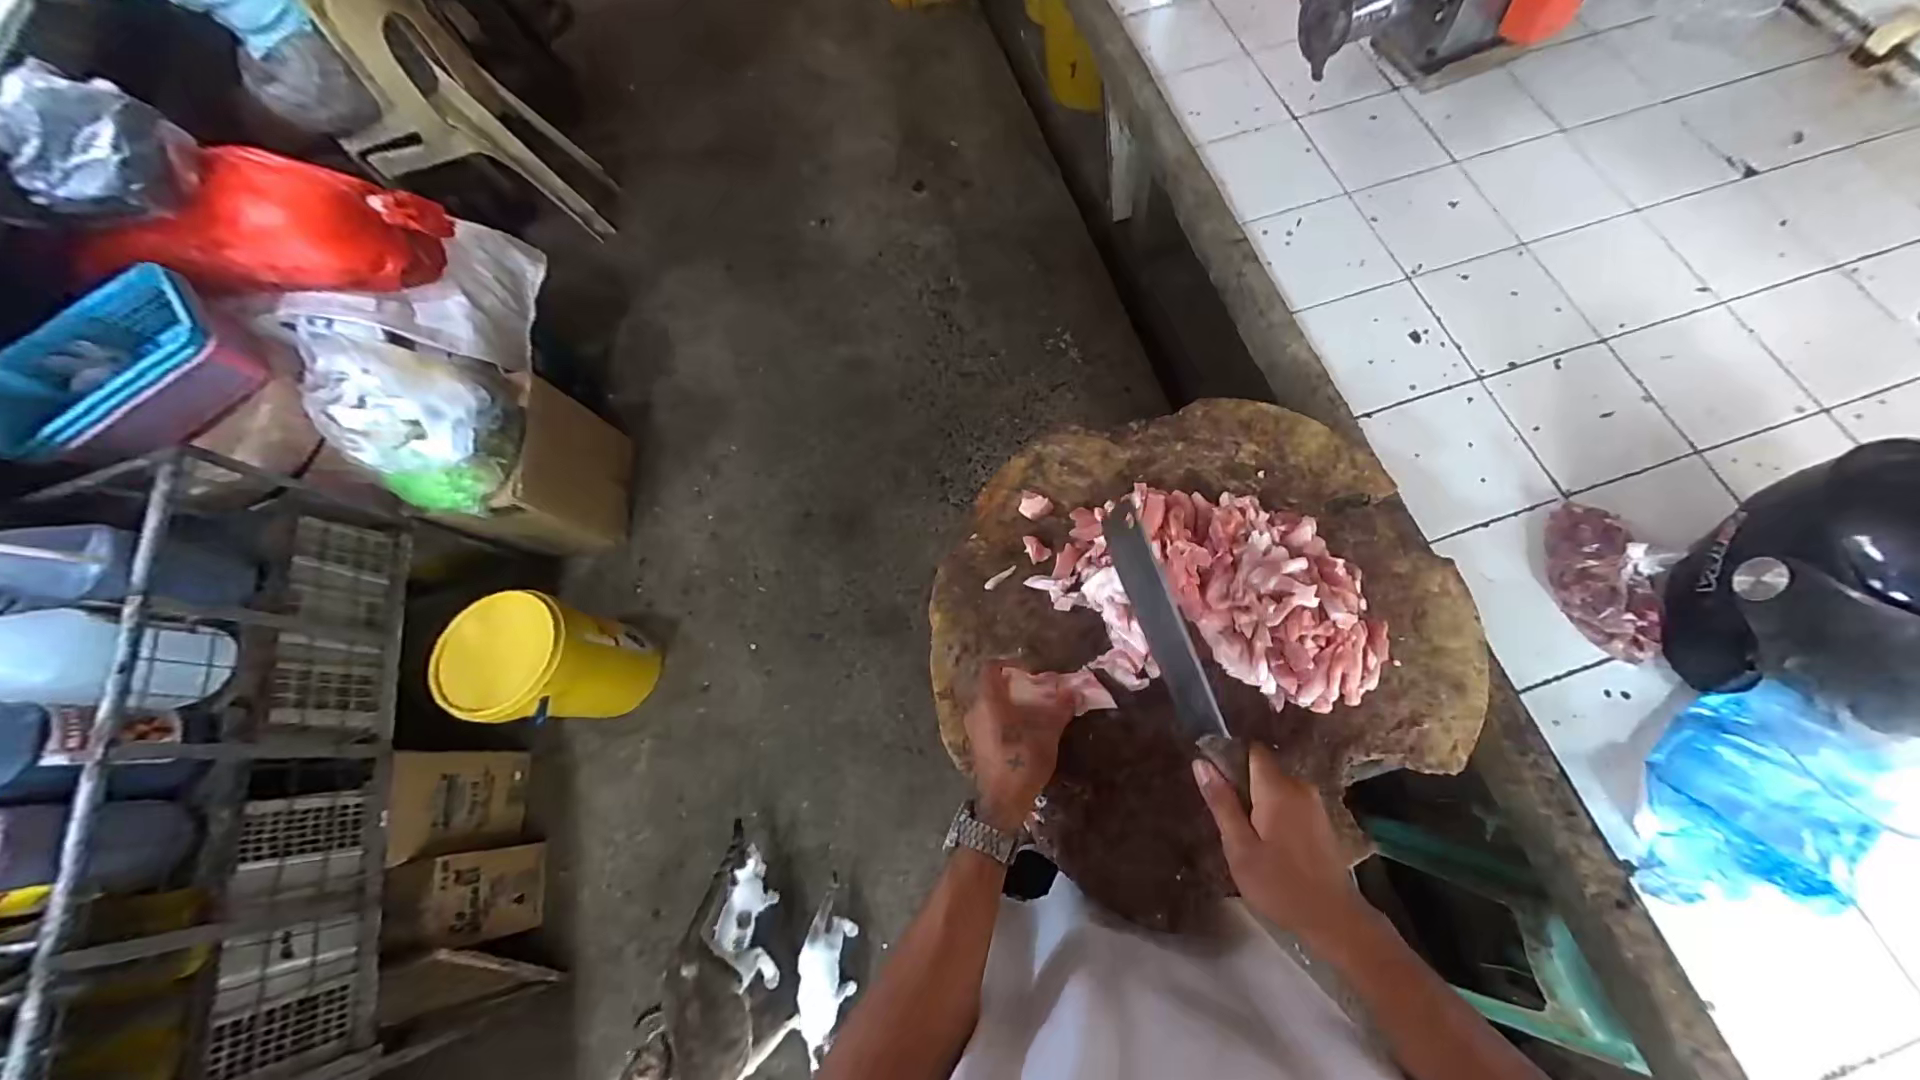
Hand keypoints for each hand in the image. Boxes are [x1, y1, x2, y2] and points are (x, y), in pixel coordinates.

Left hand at [963, 662, 1074, 831]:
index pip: (990, 668)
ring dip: (1011, 703)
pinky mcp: (977, 744)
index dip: (1010, 664)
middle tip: (1038, 689)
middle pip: (991, 686)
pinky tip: (1025, 728)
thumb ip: (1059, 708)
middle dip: (1015, 685)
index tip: (1031, 670)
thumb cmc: (1022, 761)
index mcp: (987, 702)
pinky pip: (989, 720)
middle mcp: (975, 711)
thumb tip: (1073, 691)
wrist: (1003, 802)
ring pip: (991, 705)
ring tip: (1035, 709)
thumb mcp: (1047, 732)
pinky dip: (1005, 717)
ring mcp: (973, 729)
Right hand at [1193, 744, 1368, 944]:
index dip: (1229, 758)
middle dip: (1241, 785)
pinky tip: (1268, 843)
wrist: (1336, 922)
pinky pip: (1289, 802)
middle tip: (1227, 821)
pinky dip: (1273, 813)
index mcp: (1278, 788)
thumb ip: (1221, 802)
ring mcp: (1315, 804)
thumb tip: (1201, 763)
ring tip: (1245, 836)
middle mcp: (1300, 787)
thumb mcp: (1240, 847)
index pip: (1251, 749)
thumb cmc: (1280, 885)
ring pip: (1274, 787)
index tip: (1213, 782)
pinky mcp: (1321, 821)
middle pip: (1261, 768)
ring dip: (1257, 801)